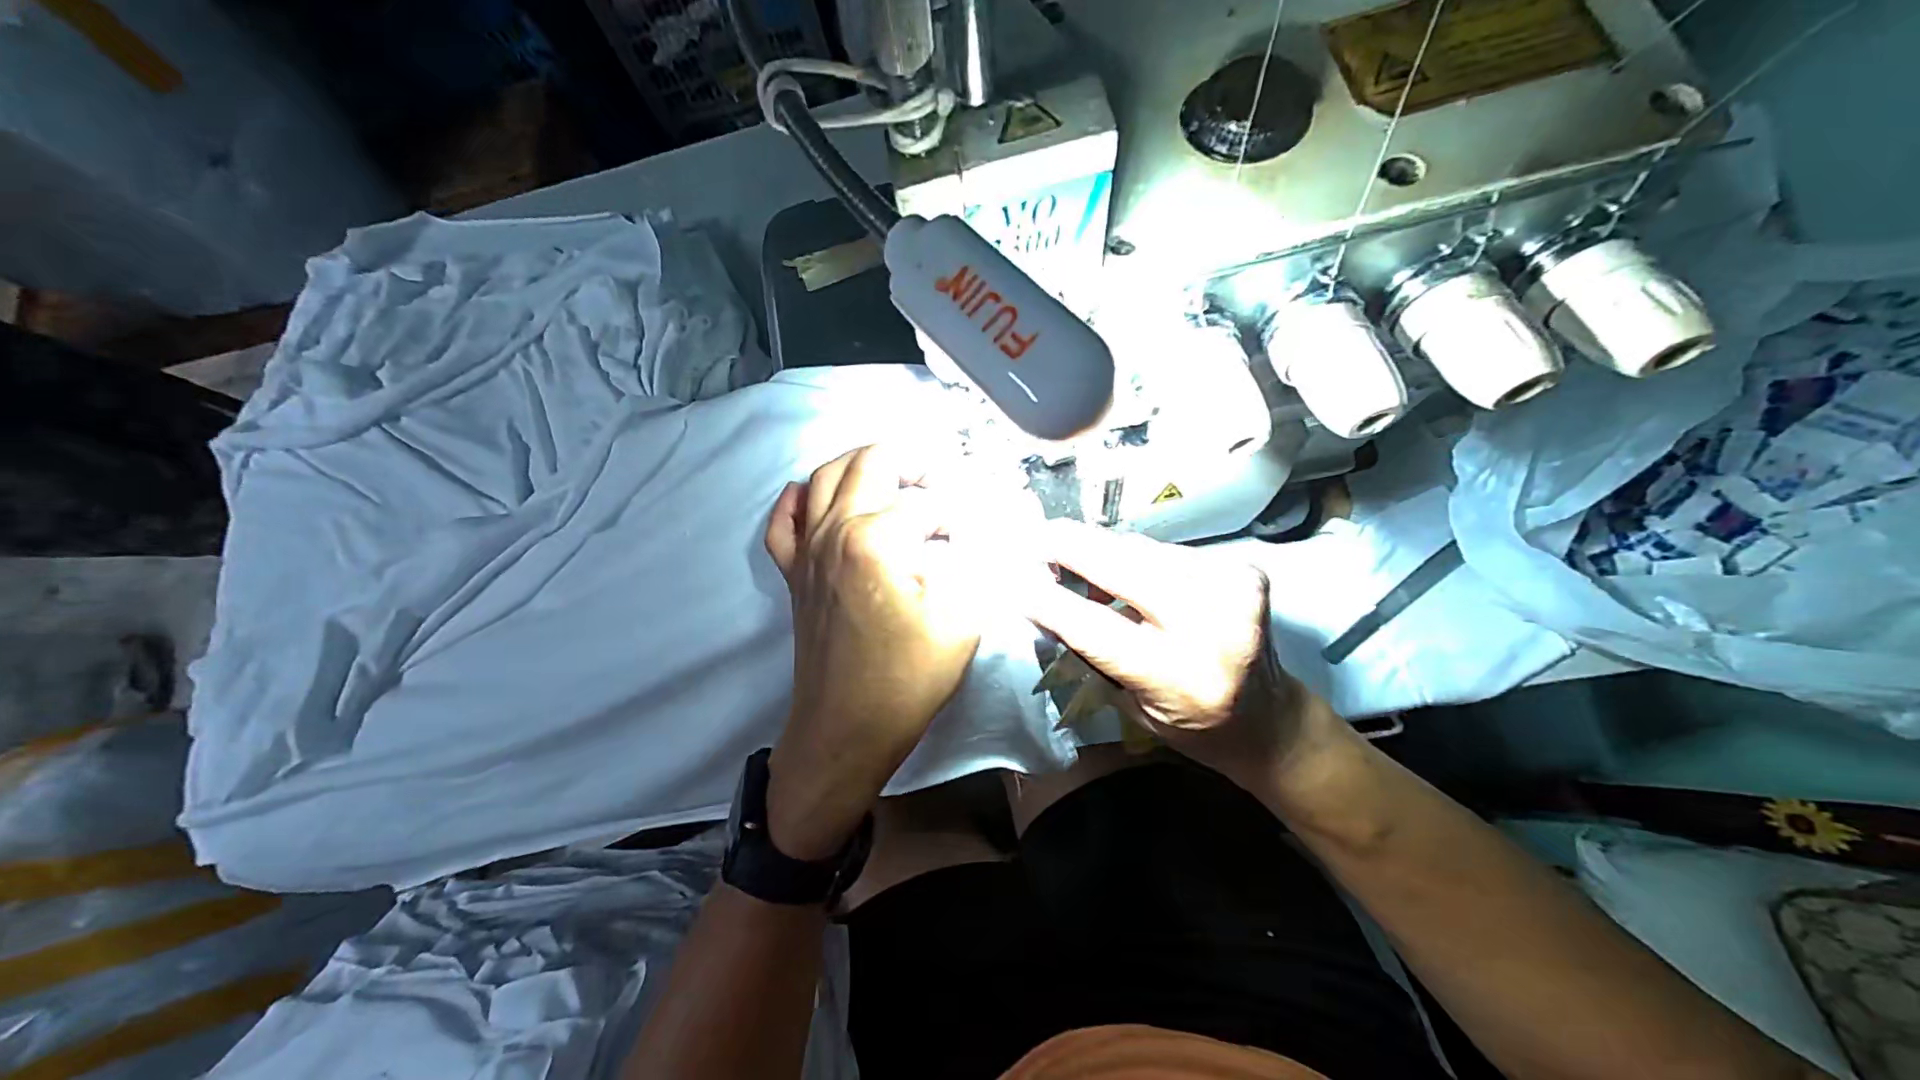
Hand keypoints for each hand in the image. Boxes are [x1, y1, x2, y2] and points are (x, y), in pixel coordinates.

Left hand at [762, 445, 982, 860]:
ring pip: (825, 476)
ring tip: (901, 478)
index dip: (969, 507)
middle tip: (950, 481)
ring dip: (865, 465)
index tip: (993, 522)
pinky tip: (820, 499)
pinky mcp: (794, 573)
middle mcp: (833, 531)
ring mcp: (807, 551)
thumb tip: (997, 530)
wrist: (844, 732)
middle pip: (872, 462)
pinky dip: (801, 499)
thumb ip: (982, 565)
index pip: (931, 500)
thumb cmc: (905, 681)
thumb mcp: (962, 622)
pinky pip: (783, 521)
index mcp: (875, 540)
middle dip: (917, 461)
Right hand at [1017, 519, 1356, 793]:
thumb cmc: (1189, 724)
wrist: (1269, 719)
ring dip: (1102, 550)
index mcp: (1180, 680)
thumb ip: (1089, 653)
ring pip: (1144, 550)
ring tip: (1073, 557)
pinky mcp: (1244, 570)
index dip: (1050, 601)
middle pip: (1124, 568)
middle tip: (1036, 538)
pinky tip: (1126, 573)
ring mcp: (1235, 591)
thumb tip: (1045, 597)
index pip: (1097, 630)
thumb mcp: (1129, 704)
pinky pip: (1168, 551)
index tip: (1014, 580)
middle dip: (1071, 547)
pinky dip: (1137, 557)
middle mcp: (1214, 629)